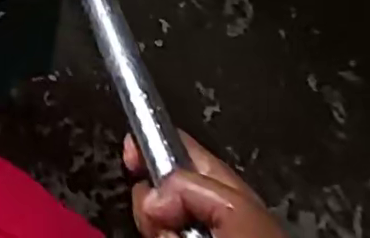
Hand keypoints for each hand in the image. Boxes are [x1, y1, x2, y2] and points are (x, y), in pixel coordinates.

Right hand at [125, 132, 283, 237]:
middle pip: (155, 187)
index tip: (131, 157)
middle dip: (151, 202)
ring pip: (152, 222)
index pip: (177, 147)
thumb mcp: (238, 211)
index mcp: (223, 189)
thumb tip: (152, 194)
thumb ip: (192, 186)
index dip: (149, 142)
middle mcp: (205, 213)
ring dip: (157, 232)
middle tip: (167, 222)